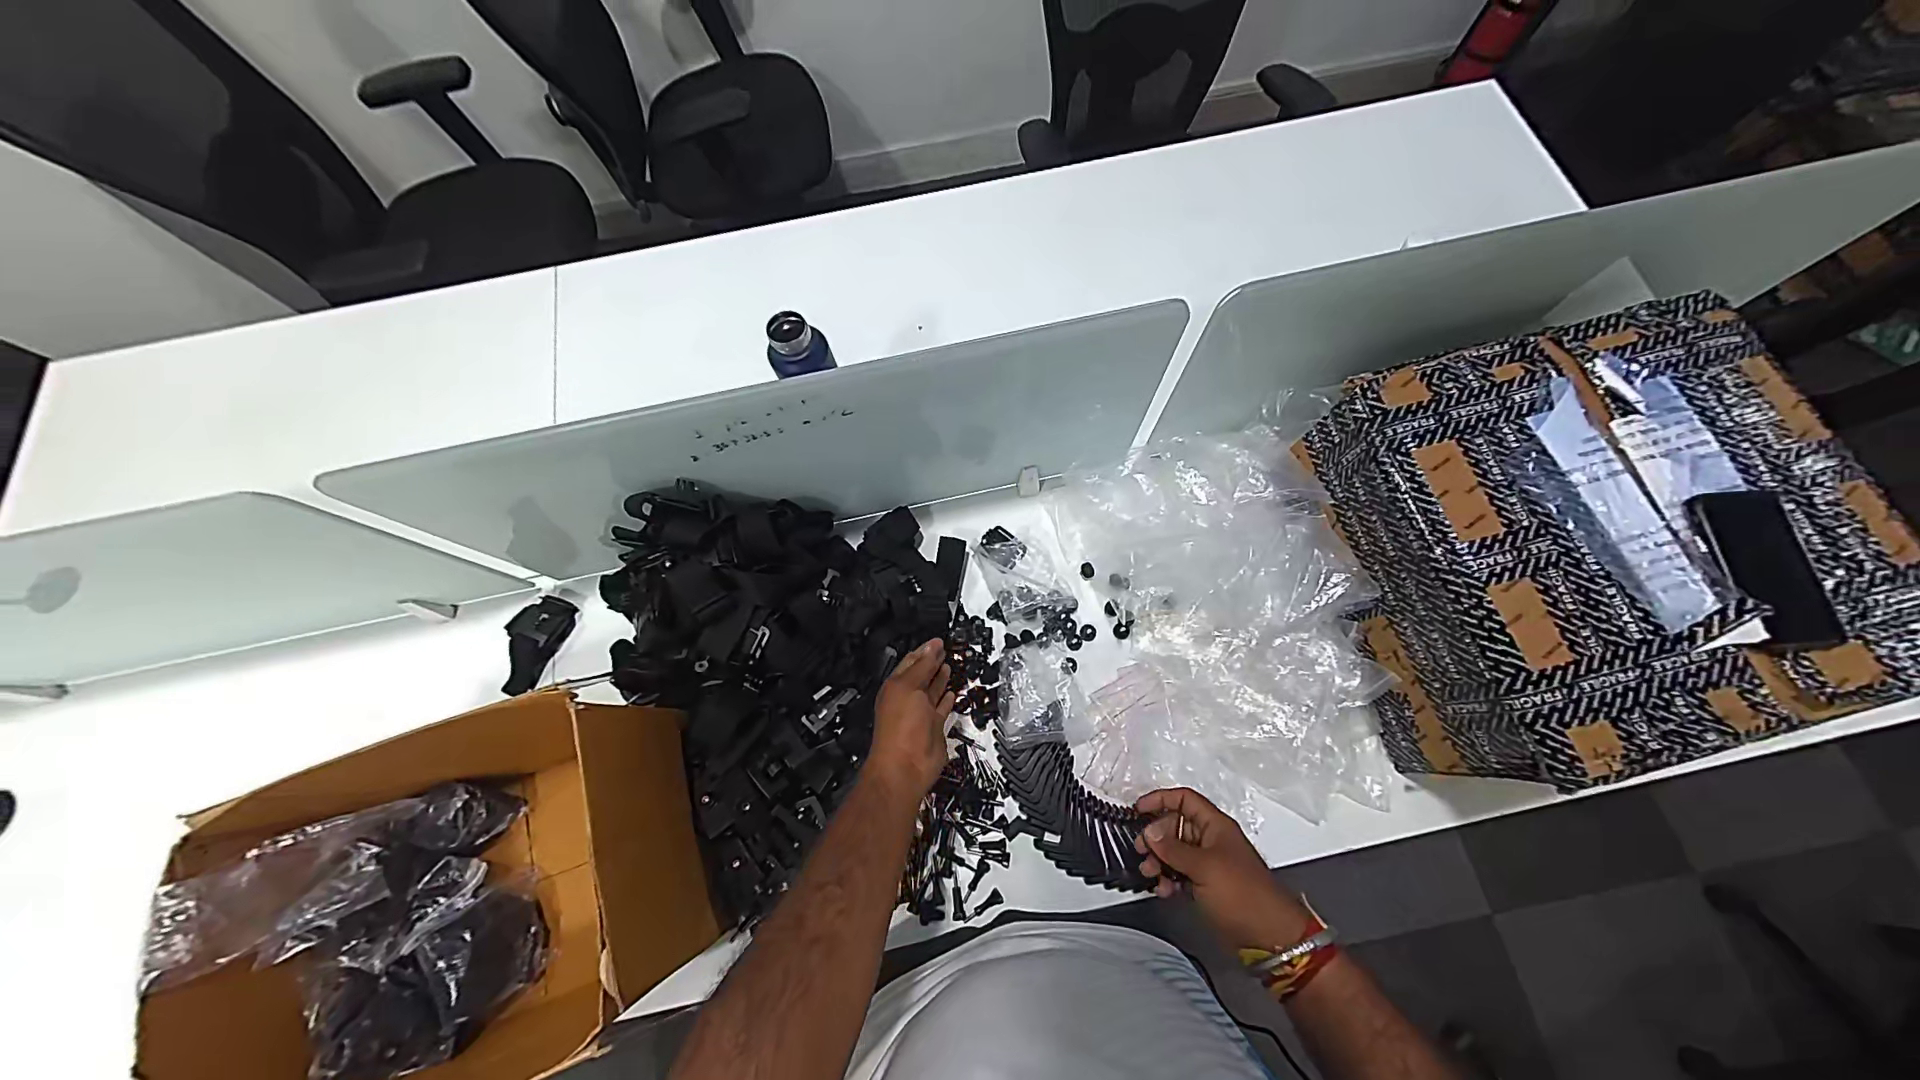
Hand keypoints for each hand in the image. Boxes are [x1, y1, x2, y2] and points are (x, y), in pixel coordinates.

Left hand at [867, 639, 955, 799]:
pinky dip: (947, 700)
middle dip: (933, 661)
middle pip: (923, 675)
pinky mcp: (934, 729)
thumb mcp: (909, 688)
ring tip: (948, 665)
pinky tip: (951, 693)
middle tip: (945, 649)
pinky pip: (941, 710)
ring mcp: (921, 715)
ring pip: (933, 691)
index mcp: (897, 687)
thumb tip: (931, 648)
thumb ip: (922, 667)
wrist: (906, 766)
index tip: (937, 641)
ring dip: (940, 678)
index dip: (925, 650)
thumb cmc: (899, 730)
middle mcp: (908, 699)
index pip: (912, 661)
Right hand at [1134, 788, 1313, 950]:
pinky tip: (1163, 889)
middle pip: (1175, 826)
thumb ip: (1173, 848)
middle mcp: (1211, 840)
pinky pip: (1180, 873)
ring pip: (1175, 851)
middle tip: (1141, 850)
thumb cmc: (1242, 894)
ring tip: (1149, 873)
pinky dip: (1168, 878)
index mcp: (1215, 826)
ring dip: (1159, 860)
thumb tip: (1149, 832)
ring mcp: (1209, 864)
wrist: (1271, 937)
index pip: (1184, 800)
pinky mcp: (1206, 886)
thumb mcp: (1204, 867)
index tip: (1138, 810)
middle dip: (1156, 836)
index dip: (1160, 800)